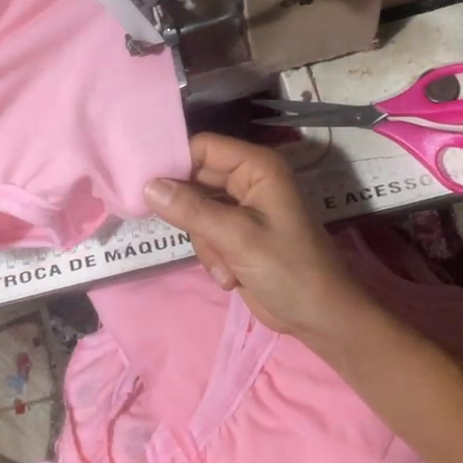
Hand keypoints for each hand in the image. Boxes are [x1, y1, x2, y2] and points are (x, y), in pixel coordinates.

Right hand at [144, 133, 371, 343]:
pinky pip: (204, 234)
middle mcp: (248, 181)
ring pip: (195, 211)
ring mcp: (241, 209)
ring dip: (205, 242)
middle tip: (186, 233)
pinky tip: (230, 276)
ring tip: (226, 265)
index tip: (145, 184)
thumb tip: (148, 186)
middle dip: (191, 213)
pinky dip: (212, 256)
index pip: (203, 147)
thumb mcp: (237, 237)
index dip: (176, 161)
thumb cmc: (287, 268)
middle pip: (195, 179)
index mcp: (257, 167)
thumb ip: (191, 210)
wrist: (317, 316)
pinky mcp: (235, 234)